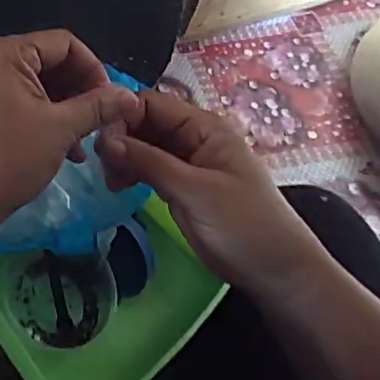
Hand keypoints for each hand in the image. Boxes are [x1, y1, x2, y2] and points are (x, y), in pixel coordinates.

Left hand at [0, 31, 139, 259]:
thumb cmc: (10, 157)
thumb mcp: (61, 128)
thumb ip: (98, 105)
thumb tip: (130, 95)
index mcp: (6, 52)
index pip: (64, 43)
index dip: (94, 69)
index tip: (113, 102)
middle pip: (52, 62)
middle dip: (81, 91)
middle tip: (103, 123)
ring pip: (41, 85)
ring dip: (68, 109)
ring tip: (86, 142)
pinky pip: (24, 100)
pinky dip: (48, 119)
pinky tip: (68, 150)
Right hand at [97, 90, 329, 292]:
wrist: (279, 275)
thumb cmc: (244, 226)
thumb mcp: (194, 190)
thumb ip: (148, 161)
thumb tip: (104, 139)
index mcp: (204, 127)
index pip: (151, 104)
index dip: (123, 116)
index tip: (100, 141)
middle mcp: (193, 137)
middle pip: (144, 122)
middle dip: (119, 137)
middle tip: (101, 165)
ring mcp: (186, 162)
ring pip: (142, 144)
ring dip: (122, 156)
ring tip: (111, 180)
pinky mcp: (180, 184)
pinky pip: (147, 166)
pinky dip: (130, 171)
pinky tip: (119, 186)